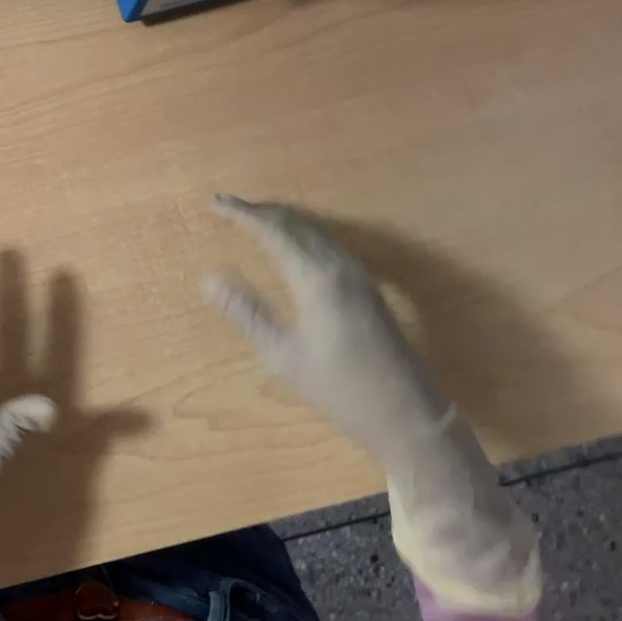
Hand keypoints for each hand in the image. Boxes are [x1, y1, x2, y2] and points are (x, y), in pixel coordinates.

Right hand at [203, 195, 451, 466]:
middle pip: (295, 223)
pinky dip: (299, 233)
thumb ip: (247, 315)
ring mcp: (357, 274)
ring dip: (279, 220)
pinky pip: (326, 243)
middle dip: (258, 211)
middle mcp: (339, 266)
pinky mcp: (366, 286)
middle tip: (225, 206)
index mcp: (316, 279)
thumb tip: (211, 280)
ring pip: (313, 231)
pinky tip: (289, 244)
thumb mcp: (284, 358)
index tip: (214, 204)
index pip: (273, 231)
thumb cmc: (342, 391)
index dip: (242, 214)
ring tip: (250, 218)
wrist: (410, 416)